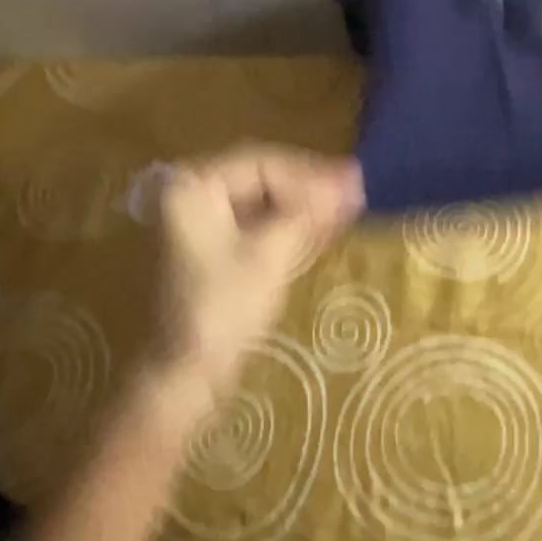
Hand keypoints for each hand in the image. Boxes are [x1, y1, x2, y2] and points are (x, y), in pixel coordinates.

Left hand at [149, 144, 361, 417]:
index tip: (354, 184)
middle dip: (309, 185)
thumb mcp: (268, 255)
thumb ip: (309, 212)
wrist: (186, 376)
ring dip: (302, 203)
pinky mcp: (210, 246)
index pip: (261, 163)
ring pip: (261, 198)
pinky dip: (288, 222)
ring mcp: (198, 221)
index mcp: (193, 186)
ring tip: (347, 205)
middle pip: (261, 176)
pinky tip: (322, 226)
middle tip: (355, 190)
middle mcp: (190, 193)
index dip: (310, 173)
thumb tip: (353, 178)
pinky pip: (255, 220)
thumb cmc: (222, 310)